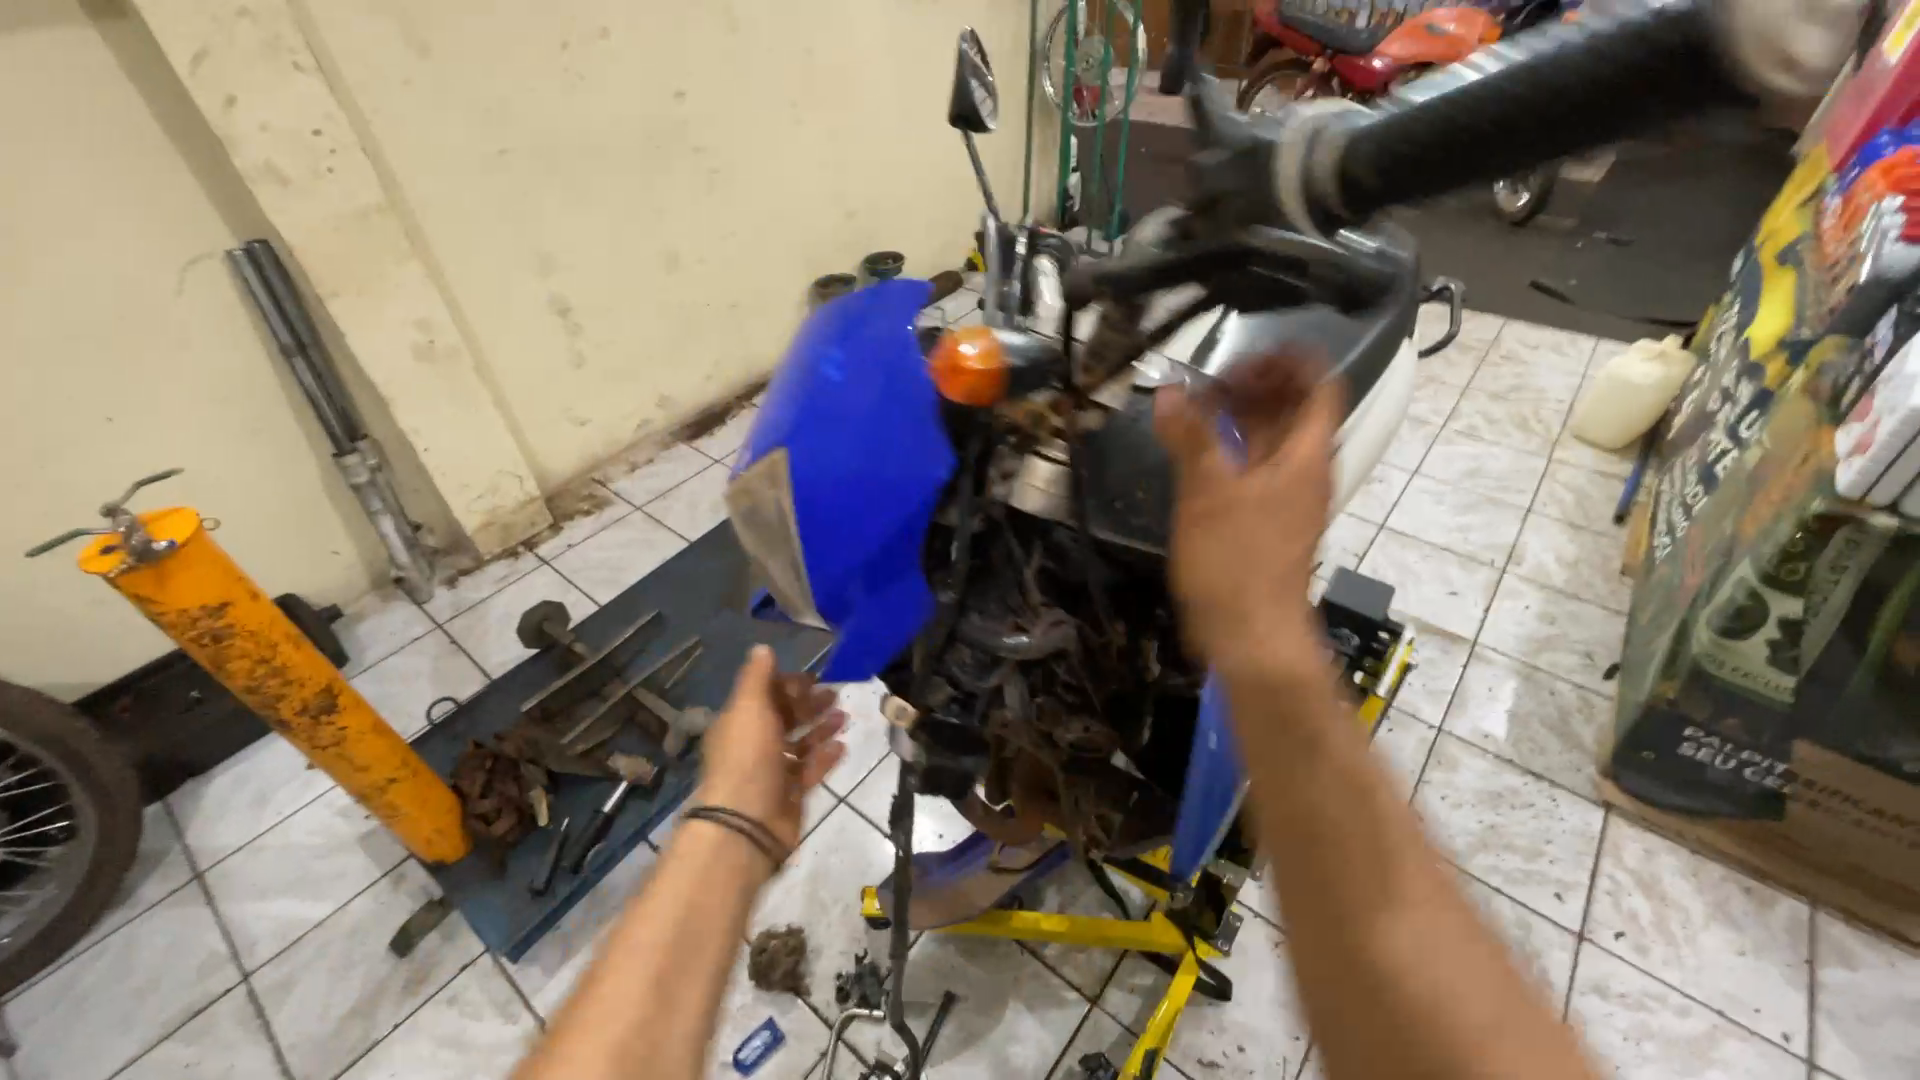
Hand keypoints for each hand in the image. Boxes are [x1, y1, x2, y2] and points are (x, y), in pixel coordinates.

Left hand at [695, 646, 846, 850]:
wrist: (747, 822)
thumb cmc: (747, 757)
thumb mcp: (748, 707)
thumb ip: (757, 678)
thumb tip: (763, 648)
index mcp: (738, 723)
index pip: (764, 697)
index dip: (787, 685)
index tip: (812, 678)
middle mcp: (753, 745)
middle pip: (784, 719)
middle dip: (808, 705)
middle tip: (835, 694)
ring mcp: (772, 772)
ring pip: (800, 743)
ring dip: (820, 728)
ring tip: (843, 717)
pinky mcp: (791, 794)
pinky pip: (810, 770)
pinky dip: (825, 757)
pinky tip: (841, 746)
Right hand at [1153, 352, 1343, 675]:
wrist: (1250, 635)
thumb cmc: (1236, 560)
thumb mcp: (1207, 493)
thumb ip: (1191, 438)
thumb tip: (1172, 391)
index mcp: (1305, 456)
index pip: (1319, 387)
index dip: (1290, 361)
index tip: (1247, 352)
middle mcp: (1302, 471)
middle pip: (1292, 411)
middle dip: (1255, 386)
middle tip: (1209, 378)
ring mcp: (1284, 498)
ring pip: (1269, 441)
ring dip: (1239, 418)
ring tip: (1195, 407)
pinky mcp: (1262, 521)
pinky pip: (1252, 469)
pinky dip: (1228, 451)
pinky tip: (1193, 452)